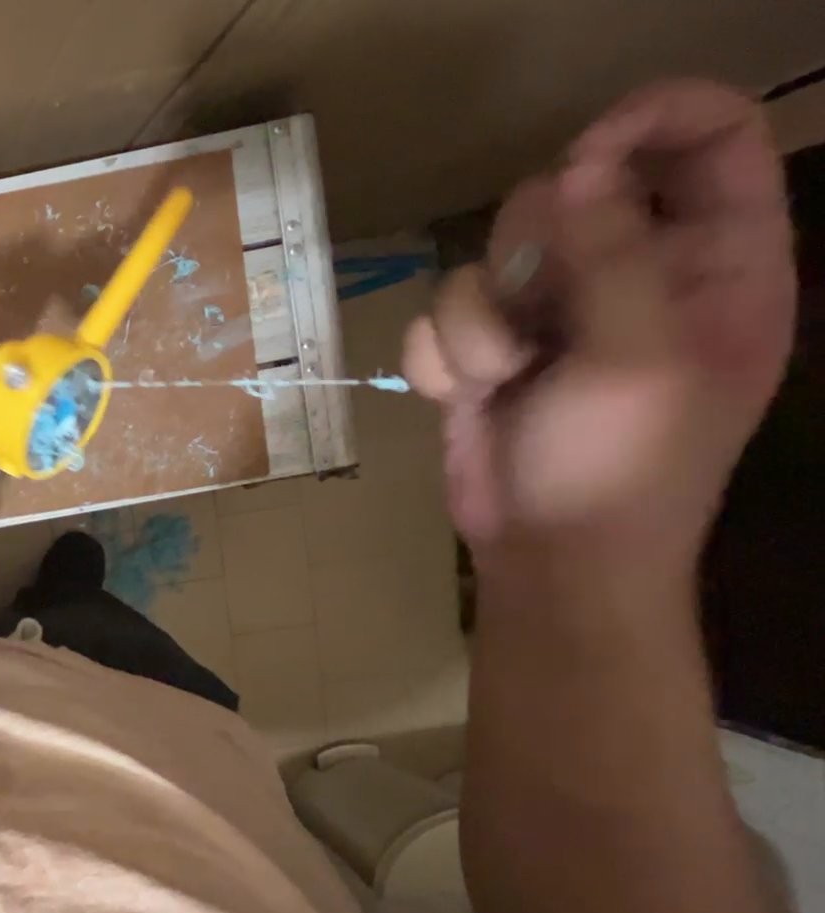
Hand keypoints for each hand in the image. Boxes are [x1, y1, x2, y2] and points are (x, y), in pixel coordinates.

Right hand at [403, 79, 793, 576]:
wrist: (549, 552)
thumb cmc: (622, 465)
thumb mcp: (639, 358)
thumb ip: (613, 256)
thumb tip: (572, 169)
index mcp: (714, 262)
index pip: (708, 142)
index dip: (649, 123)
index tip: (582, 155)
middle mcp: (628, 276)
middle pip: (564, 196)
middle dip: (531, 255)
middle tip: (539, 317)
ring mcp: (545, 317)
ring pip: (482, 263)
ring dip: (476, 326)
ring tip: (500, 379)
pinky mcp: (480, 353)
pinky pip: (435, 319)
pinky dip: (437, 360)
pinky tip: (458, 397)